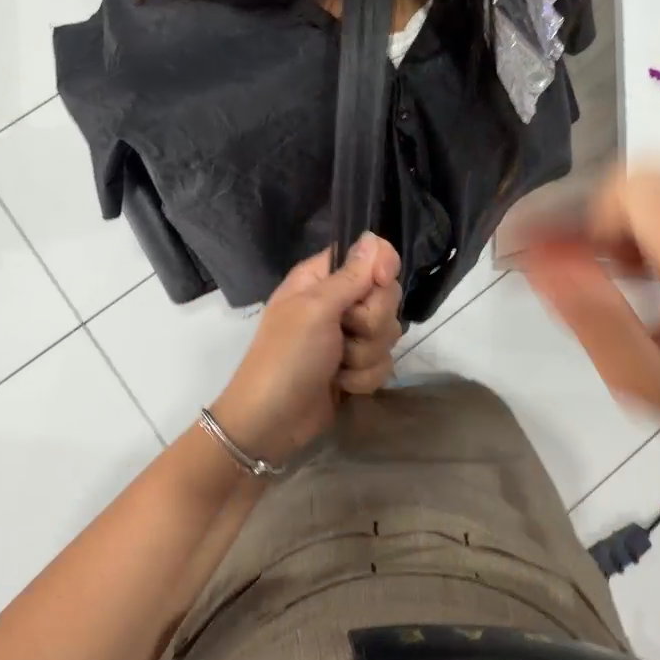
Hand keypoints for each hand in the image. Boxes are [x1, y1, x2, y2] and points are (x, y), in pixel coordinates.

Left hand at [211, 235, 402, 463]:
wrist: (271, 422)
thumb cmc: (286, 357)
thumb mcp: (315, 310)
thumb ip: (350, 276)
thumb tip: (374, 236)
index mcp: (320, 278)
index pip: (368, 255)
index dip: (380, 267)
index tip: (379, 282)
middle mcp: (337, 302)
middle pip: (385, 295)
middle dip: (373, 321)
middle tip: (346, 332)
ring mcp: (347, 336)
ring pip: (388, 332)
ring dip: (366, 354)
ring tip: (337, 365)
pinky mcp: (355, 367)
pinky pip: (383, 362)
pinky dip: (364, 377)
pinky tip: (341, 385)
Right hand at [519, 168, 659, 448]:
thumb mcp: (639, 375)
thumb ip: (588, 313)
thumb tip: (533, 255)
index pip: (630, 196)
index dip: (580, 215)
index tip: (554, 252)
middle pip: (639, 179)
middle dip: (597, 214)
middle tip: (583, 261)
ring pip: (656, 176)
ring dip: (623, 212)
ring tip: (620, 262)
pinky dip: (650, 209)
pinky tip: (650, 253)